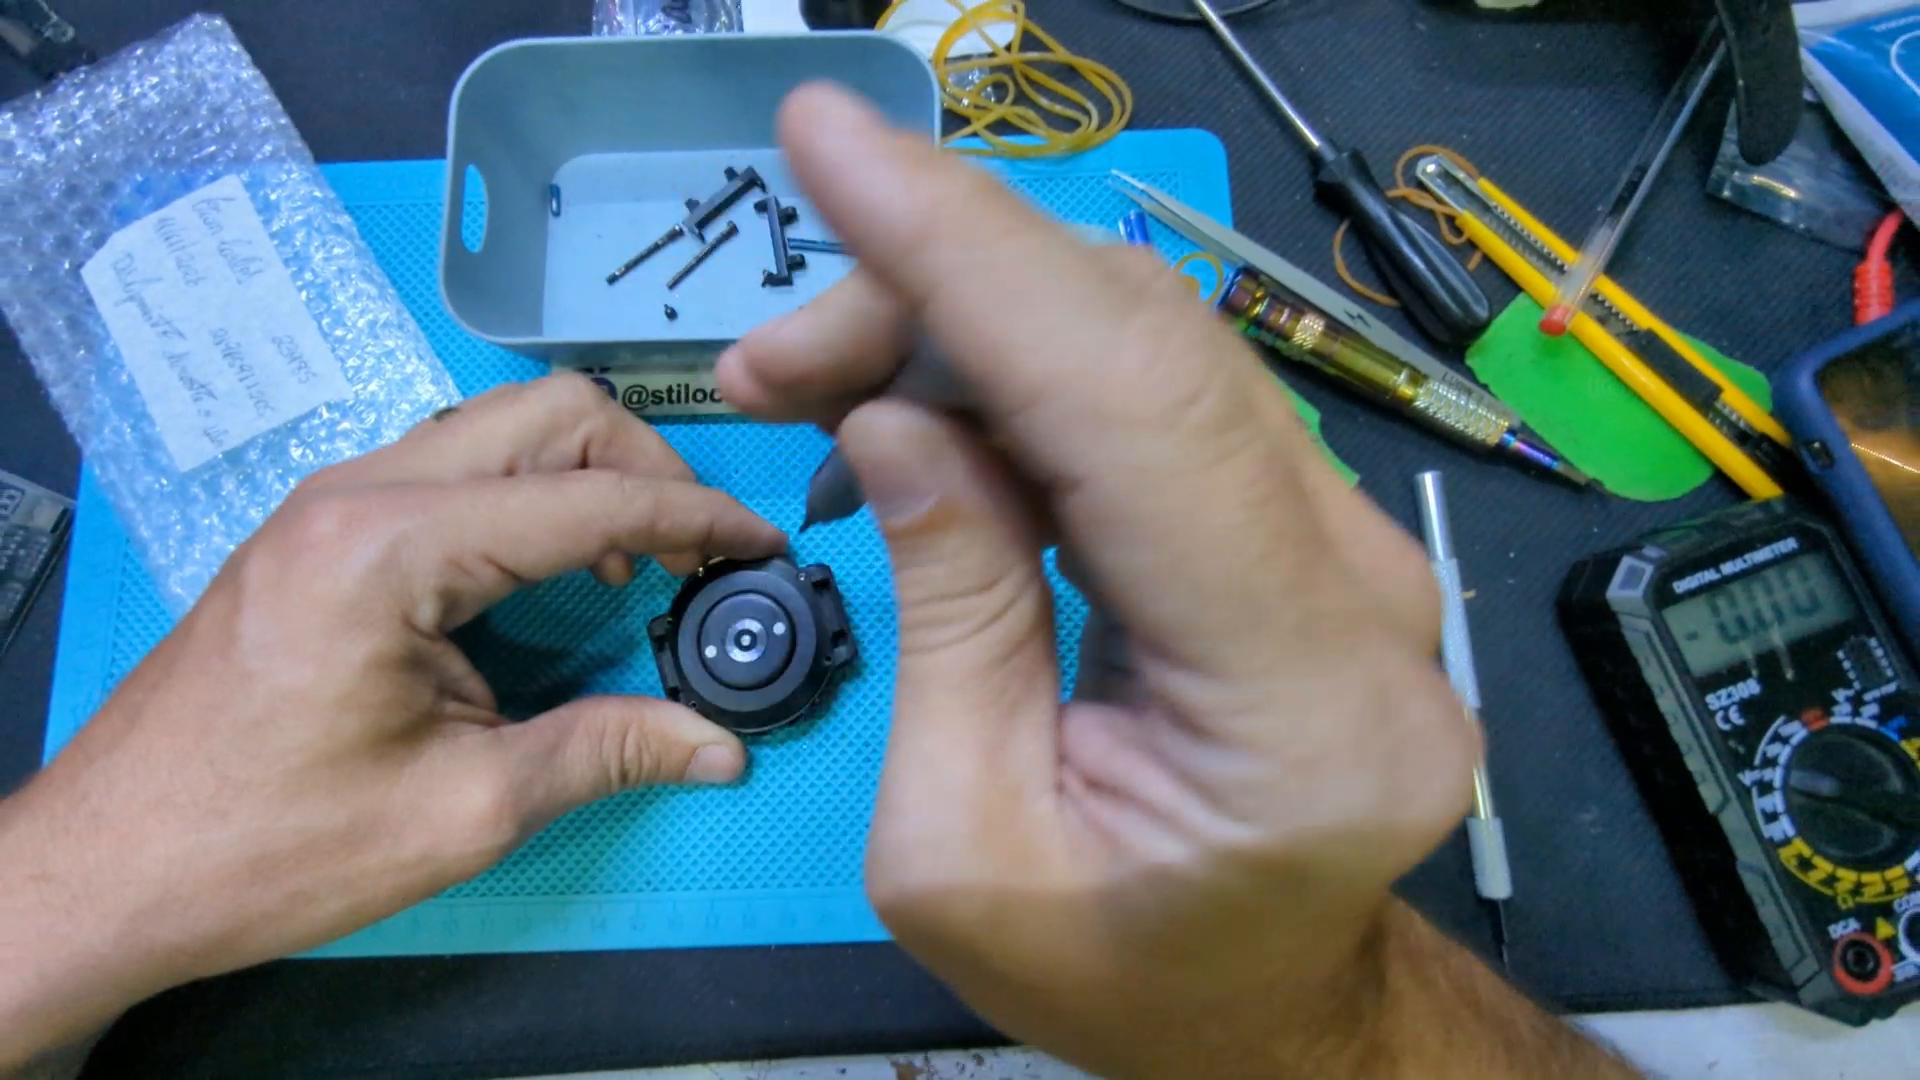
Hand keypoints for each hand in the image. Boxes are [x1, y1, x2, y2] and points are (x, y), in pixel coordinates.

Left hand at [0, 375, 785, 1066]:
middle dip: (653, 467)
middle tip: (698, 546)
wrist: (97, 874)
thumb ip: (613, 751)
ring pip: (516, 420)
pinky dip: (552, 488)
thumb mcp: (470, 810)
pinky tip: (568, 561)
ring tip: (645, 554)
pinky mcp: (339, 516)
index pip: (593, 499)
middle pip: (557, 412)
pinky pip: (477, 458)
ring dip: (603, 470)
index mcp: (396, 549)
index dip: (698, 518)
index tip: (762, 545)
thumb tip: (725, 748)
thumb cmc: (276, 846)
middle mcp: (368, 488)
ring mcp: (345, 492)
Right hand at [718, 87, 1619, 1079]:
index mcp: (1295, 707)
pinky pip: (1143, 399)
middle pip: (1135, 348)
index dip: (970, 255)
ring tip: (819, 388)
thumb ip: (945, 615)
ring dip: (962, 331)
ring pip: (1138, 348)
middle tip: (776, 359)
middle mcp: (1355, 594)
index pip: (1131, 406)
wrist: (1253, 1003)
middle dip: (932, 299)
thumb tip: (894, 418)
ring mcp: (1341, 549)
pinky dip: (1014, 378)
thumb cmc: (1113, 970)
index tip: (831, 141)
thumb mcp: (958, 843)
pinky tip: (919, 423)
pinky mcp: (1292, 532)